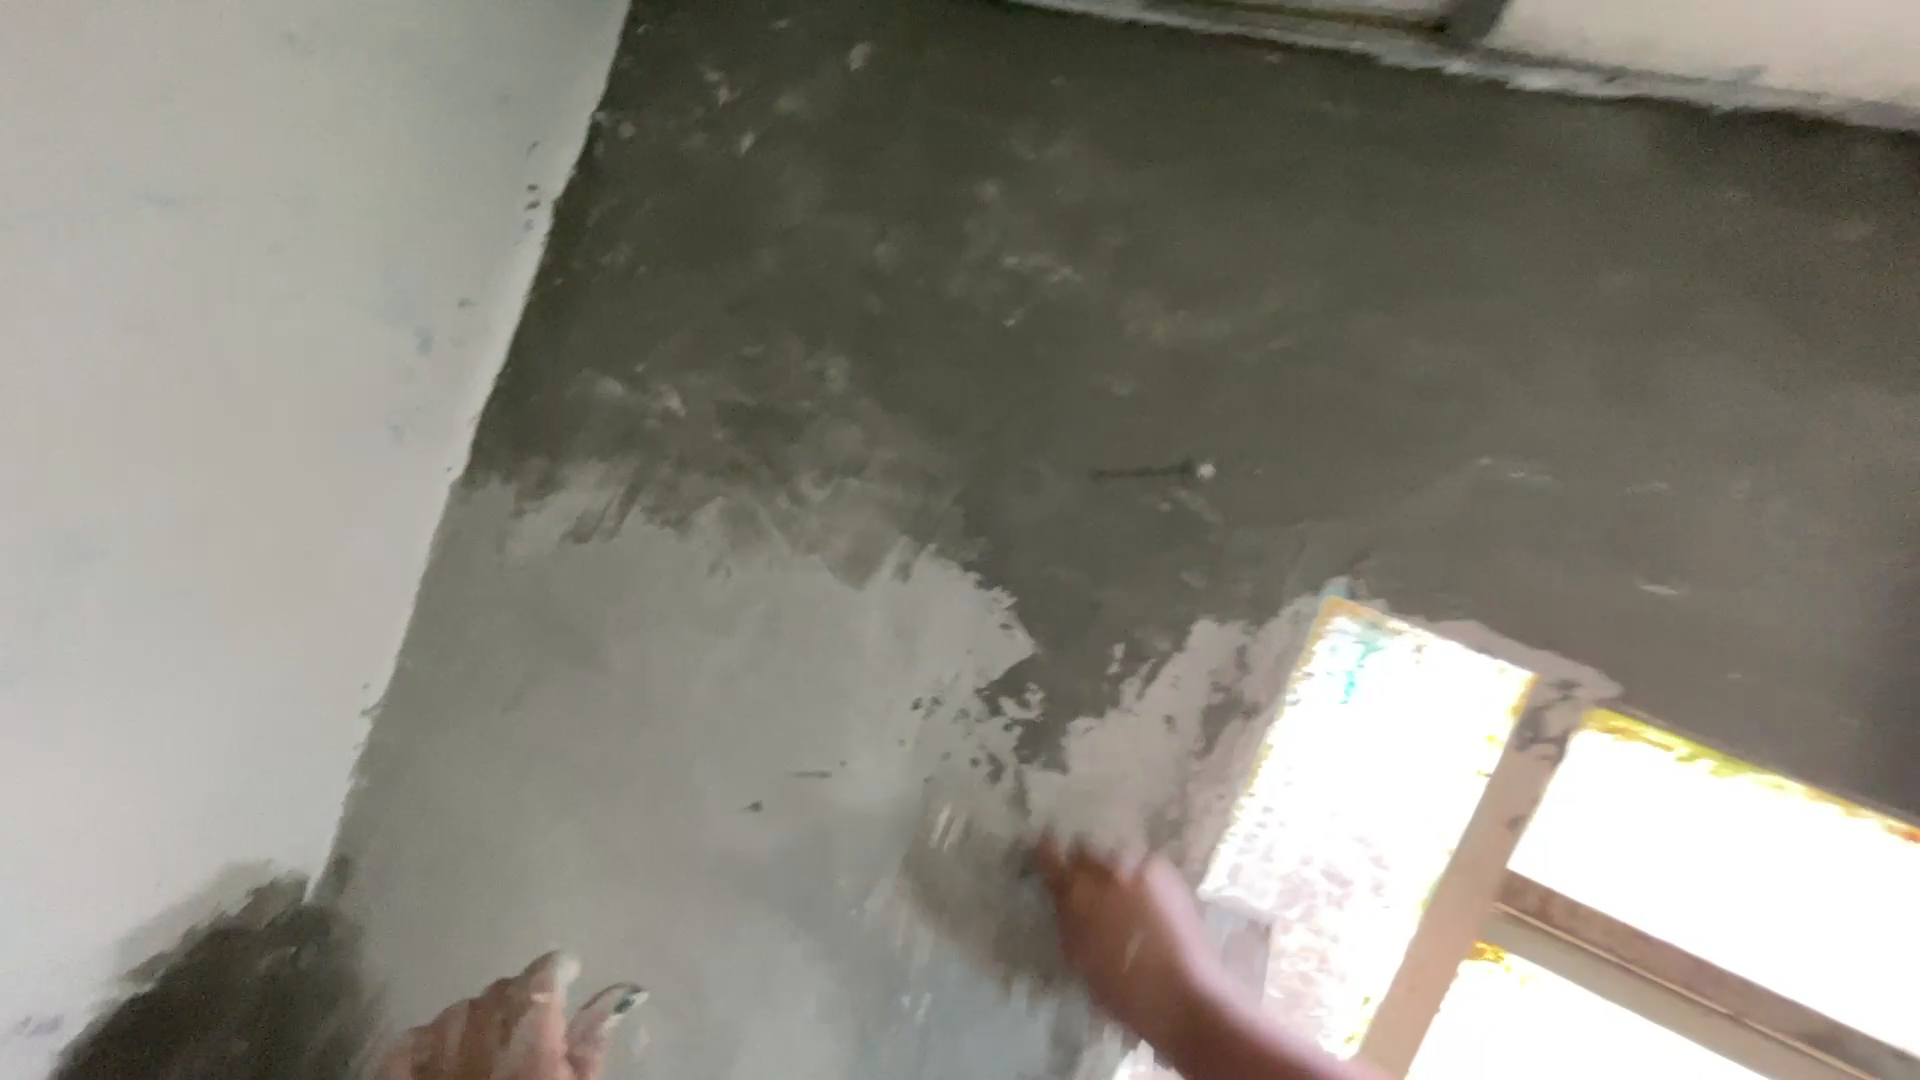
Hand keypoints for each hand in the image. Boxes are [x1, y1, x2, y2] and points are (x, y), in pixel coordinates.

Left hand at [381, 952, 644, 1079]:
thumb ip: (592, 1047)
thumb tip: (618, 994)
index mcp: (532, 1059)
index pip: (540, 985)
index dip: (555, 967)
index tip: (568, 970)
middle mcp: (480, 1057)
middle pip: (499, 993)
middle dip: (520, 992)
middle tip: (534, 1009)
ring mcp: (433, 1073)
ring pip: (455, 1012)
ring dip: (478, 1014)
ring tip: (492, 1031)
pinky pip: (407, 1045)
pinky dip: (427, 1038)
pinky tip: (443, 1047)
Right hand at [1035, 835, 1226, 1047]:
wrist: (1185, 996)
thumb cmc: (1125, 991)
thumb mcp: (1080, 958)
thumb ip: (1067, 919)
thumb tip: (1062, 898)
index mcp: (1076, 895)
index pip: (1049, 855)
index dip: (1046, 852)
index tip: (1045, 851)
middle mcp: (1104, 871)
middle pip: (1084, 850)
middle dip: (1083, 864)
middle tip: (1091, 887)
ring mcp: (1136, 867)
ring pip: (1114, 856)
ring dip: (1113, 870)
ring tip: (1124, 896)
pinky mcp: (1164, 871)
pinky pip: (1142, 864)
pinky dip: (1139, 876)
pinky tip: (1148, 901)